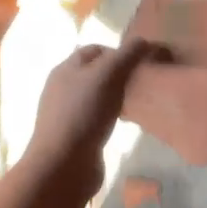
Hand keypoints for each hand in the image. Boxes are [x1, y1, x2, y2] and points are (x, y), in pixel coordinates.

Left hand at [21, 37, 161, 189]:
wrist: (63, 166)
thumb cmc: (83, 113)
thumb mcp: (107, 75)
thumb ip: (126, 55)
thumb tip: (143, 41)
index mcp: (66, 68)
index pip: (95, 49)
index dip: (119, 51)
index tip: (141, 62)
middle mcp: (63, 88)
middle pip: (96, 72)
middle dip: (119, 74)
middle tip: (143, 82)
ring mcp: (68, 113)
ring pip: (97, 96)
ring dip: (116, 96)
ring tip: (138, 102)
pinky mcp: (76, 136)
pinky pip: (97, 117)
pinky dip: (112, 116)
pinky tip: (124, 123)